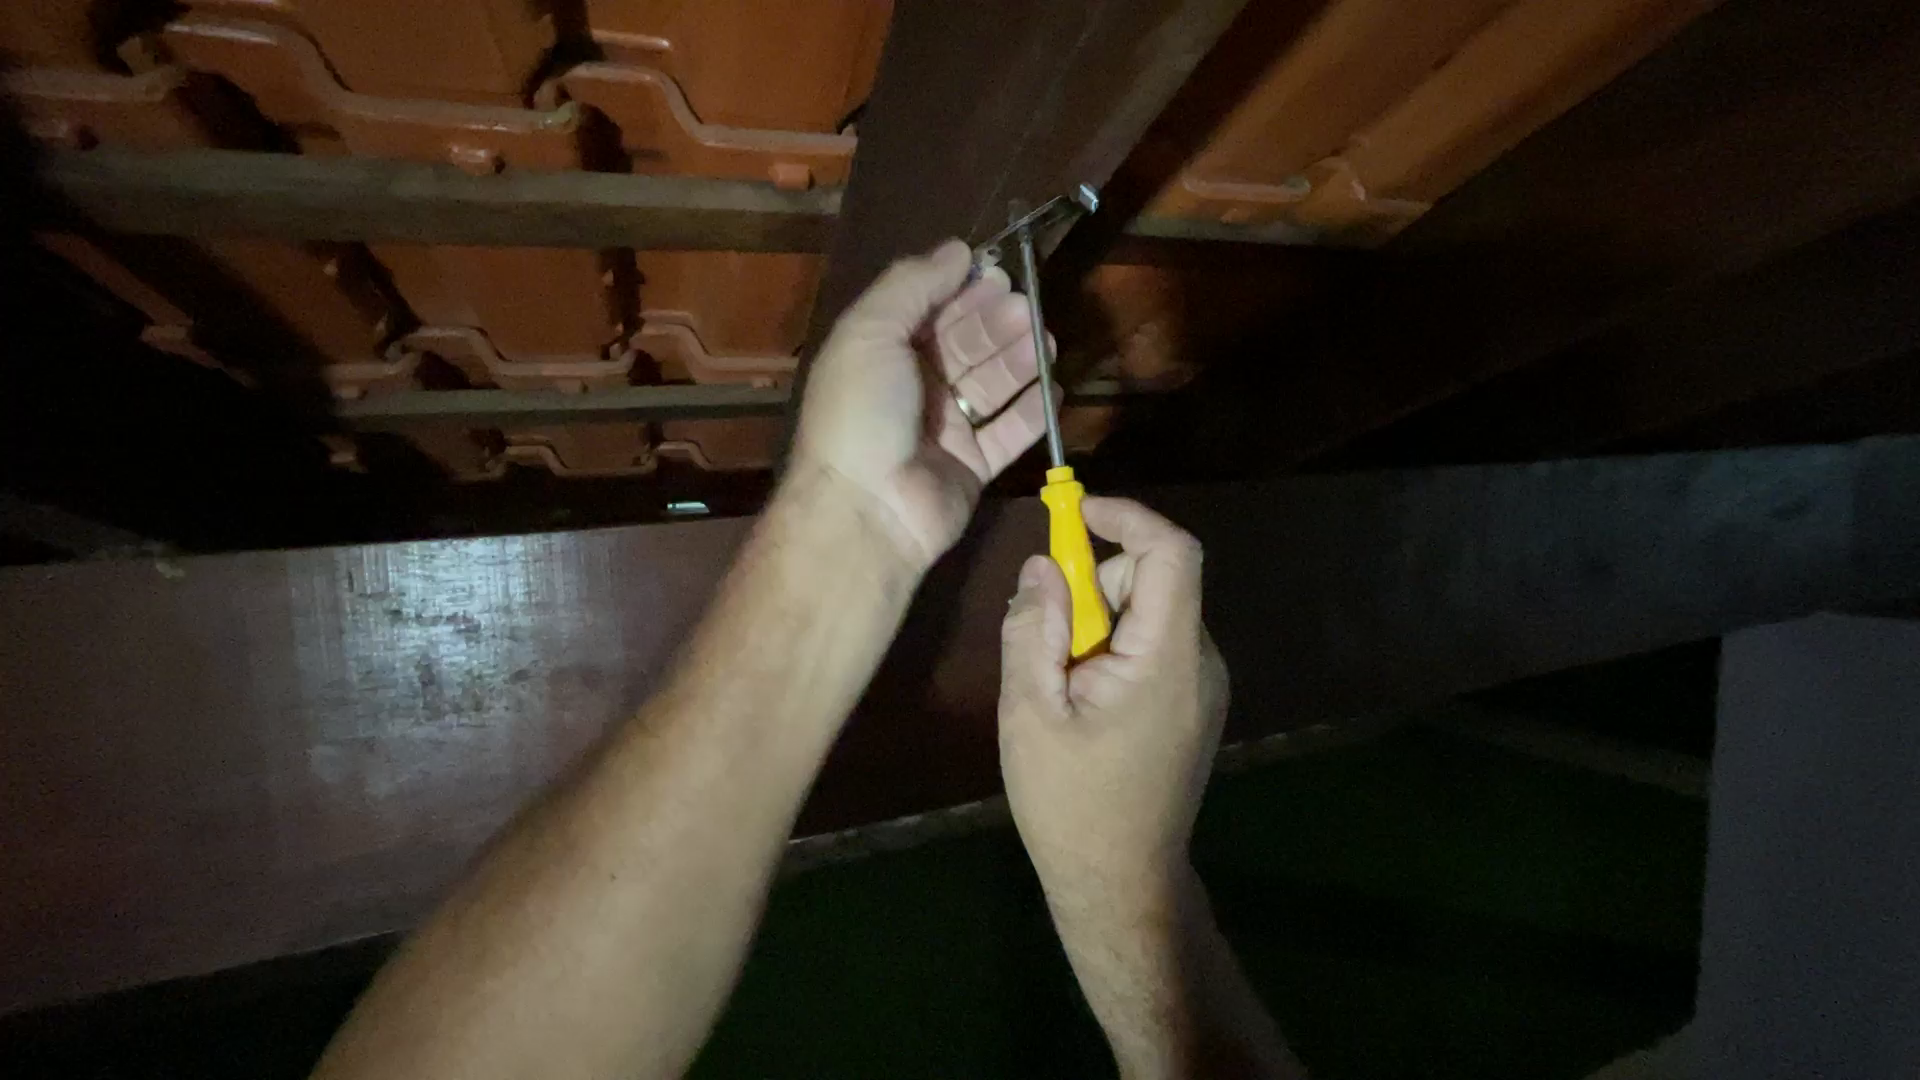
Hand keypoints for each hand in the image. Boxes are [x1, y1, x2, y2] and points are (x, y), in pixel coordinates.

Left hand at [792, 239, 1051, 571]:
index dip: (963, 289)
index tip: (998, 271)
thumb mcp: (870, 331)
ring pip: (992, 386)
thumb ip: (912, 284)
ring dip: (1019, 360)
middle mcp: (915, 388)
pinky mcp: (973, 467)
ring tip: (1045, 339)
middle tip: (1026, 308)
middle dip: (995, 323)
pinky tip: (1055, 387)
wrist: (866, 508)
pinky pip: (1009, 433)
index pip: (931, 311)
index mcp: (883, 354)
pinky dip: (1033, 412)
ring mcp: (946, 430)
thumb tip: (957, 249)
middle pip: (966, 346)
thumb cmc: (862, 411)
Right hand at [998, 498, 1228, 905]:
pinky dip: (1113, 643)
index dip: (1127, 517)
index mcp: (1166, 657)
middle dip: (1095, 582)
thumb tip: (1040, 566)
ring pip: (1150, 611)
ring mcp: (1203, 685)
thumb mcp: (1030, 711)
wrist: (1122, 882)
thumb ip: (1033, 628)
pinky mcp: (1192, 702)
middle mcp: (1199, 661)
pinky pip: (1153, 643)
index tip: (1075, 512)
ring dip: (1099, 618)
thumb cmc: (1070, 801)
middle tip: (1046, 632)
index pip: (1171, 552)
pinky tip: (1084, 696)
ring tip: (1060, 680)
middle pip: (1155, 579)